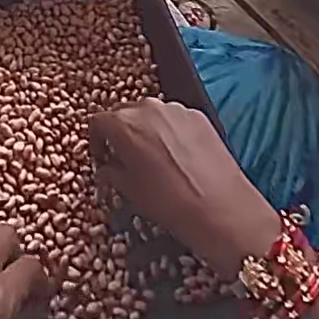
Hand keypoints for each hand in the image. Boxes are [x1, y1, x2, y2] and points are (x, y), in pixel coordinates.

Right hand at [89, 99, 279, 277]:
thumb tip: (108, 165)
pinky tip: (177, 155)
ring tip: (153, 157)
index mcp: (124, 124)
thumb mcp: (130, 190)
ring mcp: (176, 109)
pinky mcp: (199, 116)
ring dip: (146, 129)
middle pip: (124, 113)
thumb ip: (112, 170)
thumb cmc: (170, 202)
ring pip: (150, 113)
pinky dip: (170, 130)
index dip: (96, 140)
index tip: (101, 156)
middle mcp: (148, 108)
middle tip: (124, 157)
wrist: (222, 209)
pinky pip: (174, 118)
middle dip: (120, 133)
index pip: (98, 122)